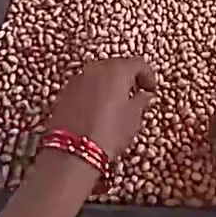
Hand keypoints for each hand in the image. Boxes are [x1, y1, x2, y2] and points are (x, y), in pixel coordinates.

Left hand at [42, 58, 157, 159]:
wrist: (72, 153)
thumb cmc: (108, 133)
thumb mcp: (133, 118)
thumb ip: (141, 101)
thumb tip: (144, 95)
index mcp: (117, 70)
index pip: (138, 63)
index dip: (148, 75)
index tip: (151, 88)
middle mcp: (96, 68)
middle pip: (116, 65)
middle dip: (127, 77)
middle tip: (136, 93)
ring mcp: (77, 79)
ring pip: (98, 74)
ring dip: (109, 84)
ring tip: (117, 102)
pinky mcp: (64, 93)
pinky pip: (85, 85)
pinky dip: (94, 91)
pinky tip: (98, 108)